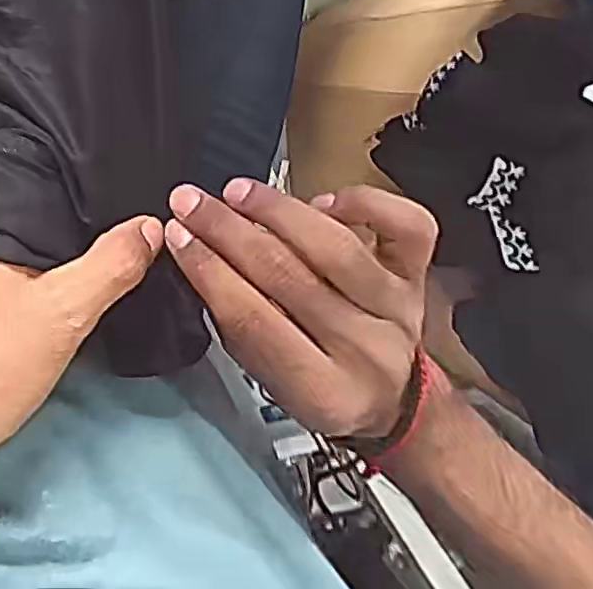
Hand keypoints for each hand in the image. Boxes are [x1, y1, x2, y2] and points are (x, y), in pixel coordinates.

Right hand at [165, 180, 435, 437]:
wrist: (396, 400)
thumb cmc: (320, 382)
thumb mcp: (266, 375)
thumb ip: (234, 321)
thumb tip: (195, 251)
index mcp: (323, 390)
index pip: (254, 320)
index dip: (207, 270)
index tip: (177, 234)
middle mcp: (364, 348)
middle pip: (286, 275)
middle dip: (225, 230)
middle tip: (190, 202)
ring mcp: (397, 308)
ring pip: (335, 246)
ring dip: (276, 211)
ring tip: (236, 192)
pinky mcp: (415, 275)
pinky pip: (405, 227)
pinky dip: (364, 203)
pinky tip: (322, 199)